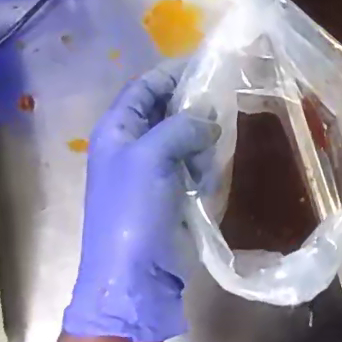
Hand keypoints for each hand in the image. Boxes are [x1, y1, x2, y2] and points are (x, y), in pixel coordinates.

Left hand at [63, 65, 218, 341]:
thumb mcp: (152, 157)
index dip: (173, 74)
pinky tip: (208, 183)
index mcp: (117, 130)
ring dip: (202, 146)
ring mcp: (154, 173)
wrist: (136, 276)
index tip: (210, 65)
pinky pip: (195, 168)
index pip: (145, 88)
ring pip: (187, 140)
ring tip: (208, 161)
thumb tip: (208, 120)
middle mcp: (133, 146)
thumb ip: (181, 126)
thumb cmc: (134, 212)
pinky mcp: (174, 195)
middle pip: (168, 112)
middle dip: (194, 112)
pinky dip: (205, 170)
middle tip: (224, 108)